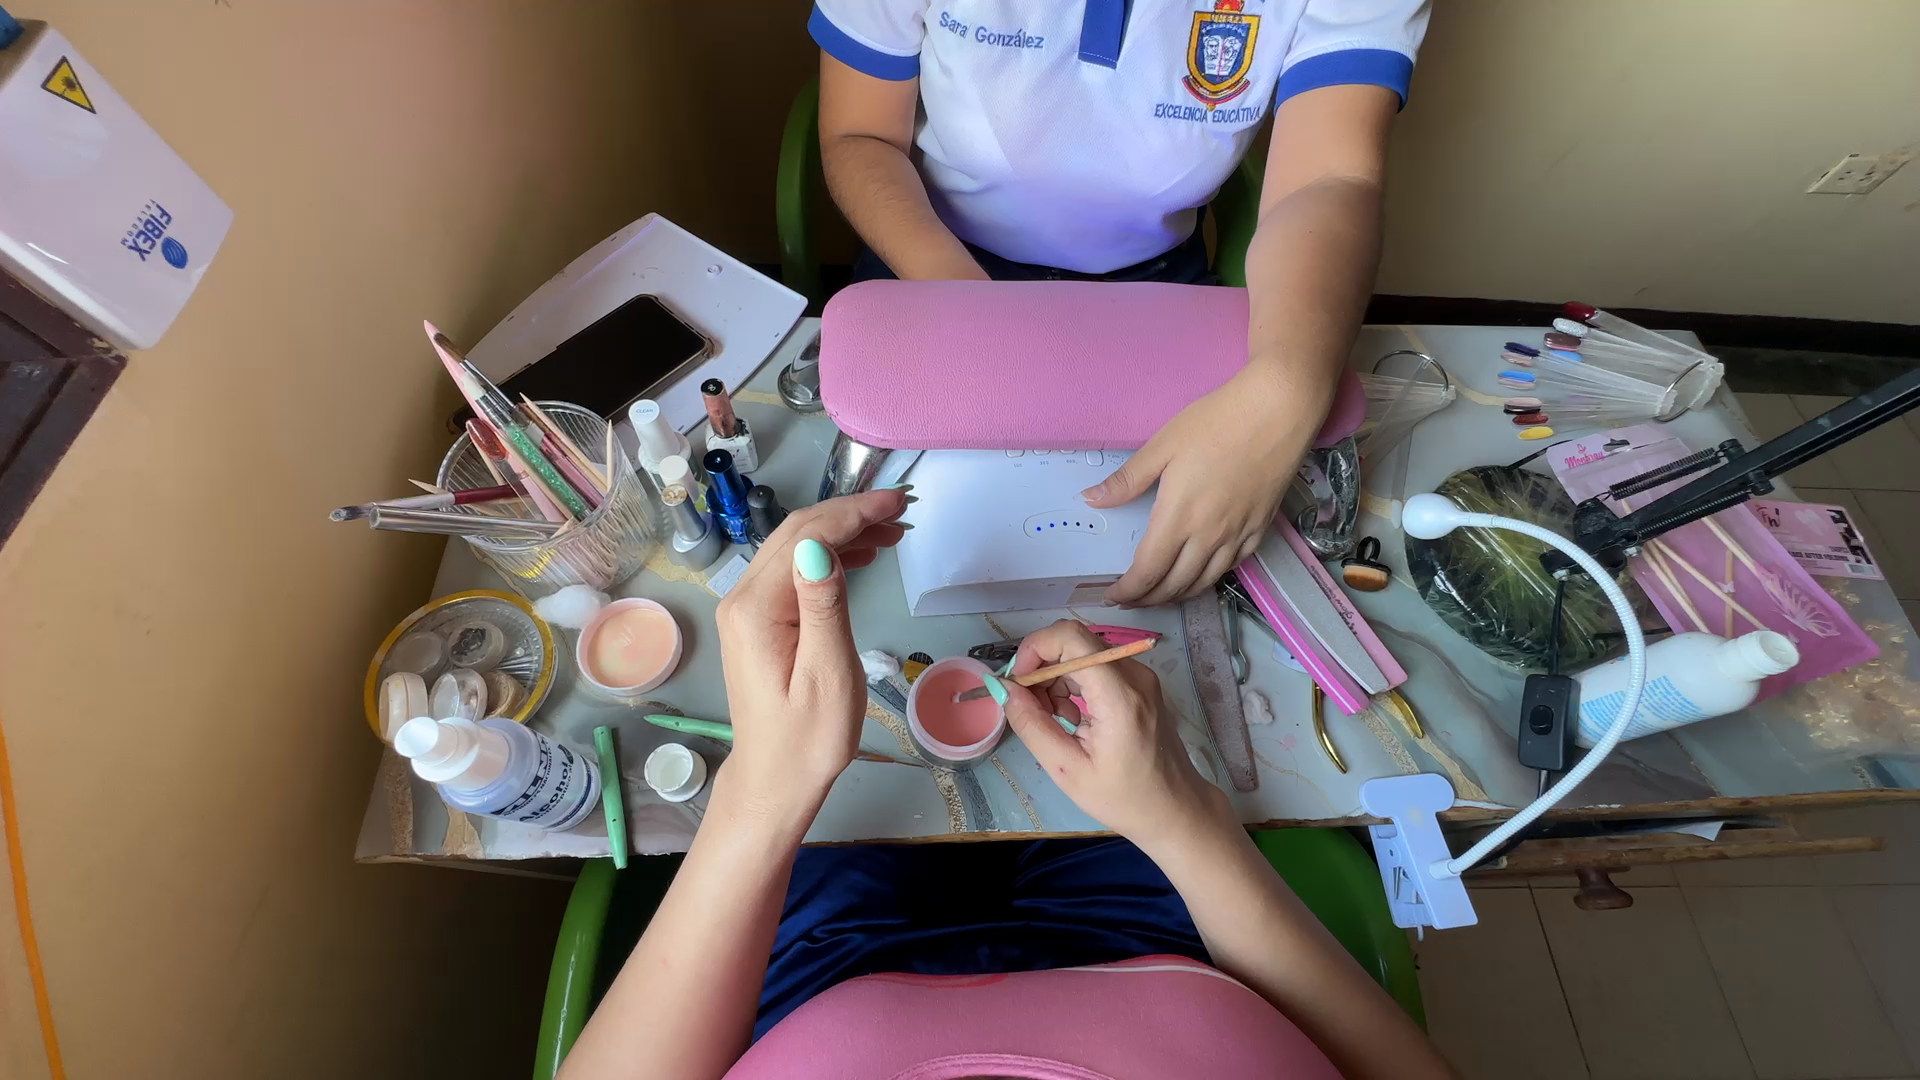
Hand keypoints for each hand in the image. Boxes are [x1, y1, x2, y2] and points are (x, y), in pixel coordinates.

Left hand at [712, 489, 907, 815]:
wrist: (775, 781)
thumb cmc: (809, 739)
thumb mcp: (827, 675)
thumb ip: (824, 606)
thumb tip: (822, 547)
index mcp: (758, 608)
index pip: (808, 537)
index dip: (855, 512)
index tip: (900, 502)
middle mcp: (743, 597)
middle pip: (798, 532)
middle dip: (851, 513)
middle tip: (902, 509)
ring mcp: (748, 607)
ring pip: (797, 547)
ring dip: (844, 531)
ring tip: (894, 532)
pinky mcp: (759, 619)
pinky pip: (794, 571)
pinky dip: (830, 555)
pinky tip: (862, 556)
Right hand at [1000, 620, 1231, 851]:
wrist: (1176, 811)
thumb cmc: (1123, 798)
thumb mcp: (1067, 770)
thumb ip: (1032, 724)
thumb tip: (1003, 687)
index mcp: (1119, 695)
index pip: (1070, 638)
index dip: (1035, 649)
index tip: (1017, 683)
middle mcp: (1133, 674)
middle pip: (1073, 640)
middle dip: (1041, 665)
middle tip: (1029, 705)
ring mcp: (1139, 675)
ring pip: (1081, 651)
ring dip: (1055, 676)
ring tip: (1053, 718)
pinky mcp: (1139, 682)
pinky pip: (1095, 665)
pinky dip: (1072, 682)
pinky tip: (1072, 717)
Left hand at [1086, 366, 1330, 606]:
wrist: (1280, 410)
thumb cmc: (1216, 422)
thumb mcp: (1162, 446)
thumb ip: (1126, 480)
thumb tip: (1090, 500)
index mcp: (1179, 518)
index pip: (1147, 572)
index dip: (1128, 591)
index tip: (1111, 596)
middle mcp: (1209, 536)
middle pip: (1174, 585)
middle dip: (1147, 600)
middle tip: (1129, 601)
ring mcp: (1238, 536)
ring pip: (1203, 583)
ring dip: (1176, 596)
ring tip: (1157, 596)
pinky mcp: (1260, 530)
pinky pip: (1230, 568)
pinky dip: (1207, 580)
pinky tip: (1197, 576)